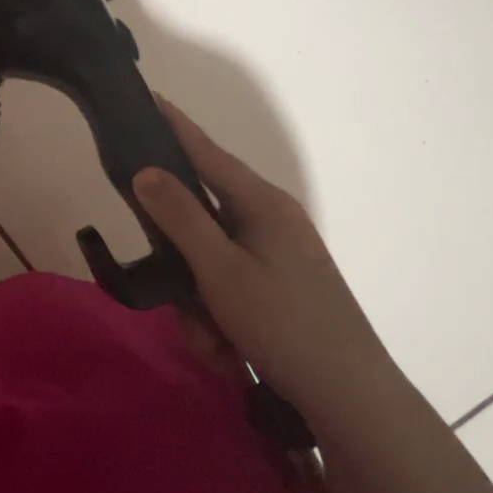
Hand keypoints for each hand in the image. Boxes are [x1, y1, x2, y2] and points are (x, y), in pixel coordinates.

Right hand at [132, 99, 401, 417]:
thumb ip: (179, 217)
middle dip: (177, 263)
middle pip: (195, 216)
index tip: (142, 96)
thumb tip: (144, 169)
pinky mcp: (273, 284)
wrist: (350, 397)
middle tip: (175, 298)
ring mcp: (272, 254)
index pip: (204, 150)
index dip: (171, 125)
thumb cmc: (285, 323)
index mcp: (260, 203)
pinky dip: (216, 318)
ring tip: (214, 341)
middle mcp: (267, 219)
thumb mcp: (220, 270)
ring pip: (204, 260)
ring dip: (198, 303)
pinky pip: (223, 287)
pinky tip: (227, 350)